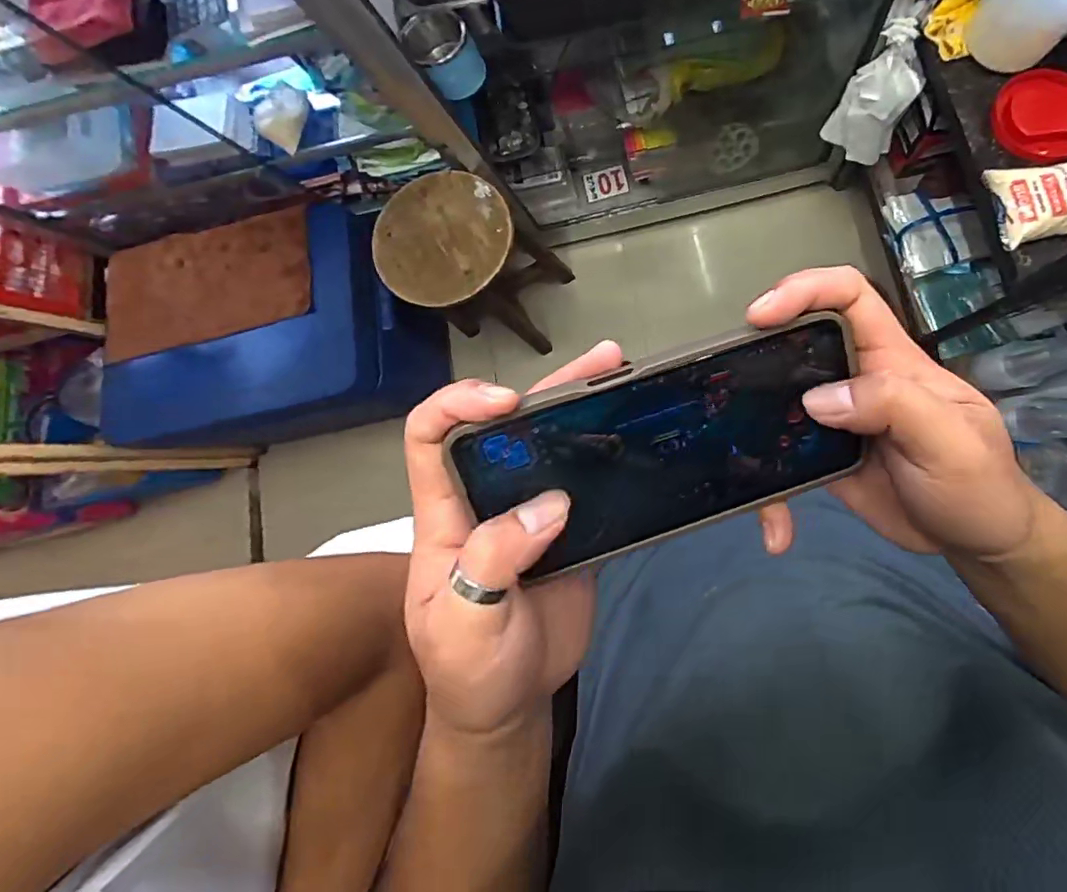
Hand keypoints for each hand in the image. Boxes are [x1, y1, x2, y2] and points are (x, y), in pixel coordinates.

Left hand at [400, 340, 624, 736]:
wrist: (509, 704)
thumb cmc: (467, 671)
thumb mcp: (461, 627)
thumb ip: (492, 564)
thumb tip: (551, 506)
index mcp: (447, 515)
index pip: (430, 437)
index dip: (458, 405)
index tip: (505, 403)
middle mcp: (488, 498)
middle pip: (507, 425)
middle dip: (547, 388)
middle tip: (600, 361)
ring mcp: (530, 513)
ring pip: (552, 446)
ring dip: (584, 407)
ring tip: (622, 375)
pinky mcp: (569, 531)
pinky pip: (588, 483)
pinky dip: (609, 456)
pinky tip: (637, 437)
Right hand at [747, 266, 1044, 563]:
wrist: (979, 540)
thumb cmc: (978, 482)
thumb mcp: (951, 439)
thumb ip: (894, 405)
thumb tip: (817, 400)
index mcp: (891, 359)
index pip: (849, 297)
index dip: (806, 289)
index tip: (762, 313)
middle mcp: (857, 380)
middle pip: (800, 344)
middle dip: (761, 351)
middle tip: (727, 376)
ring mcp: (837, 421)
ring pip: (782, 405)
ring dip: (753, 429)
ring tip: (730, 454)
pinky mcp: (824, 460)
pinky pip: (784, 466)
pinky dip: (774, 499)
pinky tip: (777, 534)